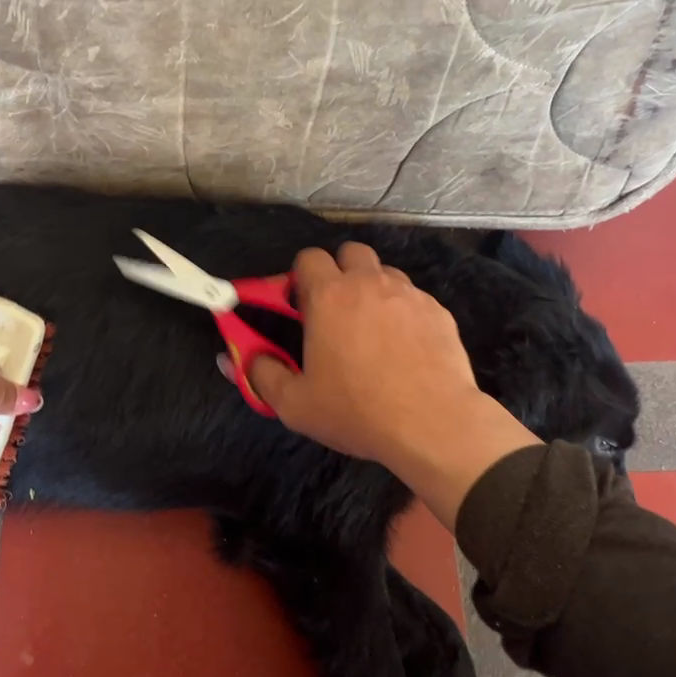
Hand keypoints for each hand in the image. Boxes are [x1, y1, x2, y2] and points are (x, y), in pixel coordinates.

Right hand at [240, 243, 537, 528]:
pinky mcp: (438, 311)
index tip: (303, 306)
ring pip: (386, 273)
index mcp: (329, 296)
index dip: (302, 277)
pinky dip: (405, 313)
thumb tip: (237, 359)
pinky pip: (414, 299)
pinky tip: (406, 347)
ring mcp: (408, 294)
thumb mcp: (296, 405)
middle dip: (341, 271)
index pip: (309, 258)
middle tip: (337, 310)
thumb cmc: (358, 411)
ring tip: (373, 329)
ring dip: (374, 289)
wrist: (433, 424)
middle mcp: (369, 283)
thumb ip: (262, 375)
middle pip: (351, 252)